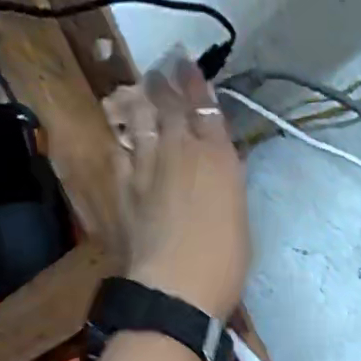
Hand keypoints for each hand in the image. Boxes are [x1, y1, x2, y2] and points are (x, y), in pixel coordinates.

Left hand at [104, 56, 248, 320]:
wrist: (177, 290)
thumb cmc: (224, 266)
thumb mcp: (239, 221)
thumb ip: (226, 186)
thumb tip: (219, 169)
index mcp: (219, 159)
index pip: (206, 109)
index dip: (197, 87)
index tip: (191, 70)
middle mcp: (181, 151)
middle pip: (170, 105)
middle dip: (167, 85)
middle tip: (164, 73)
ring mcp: (148, 167)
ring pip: (141, 120)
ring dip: (143, 102)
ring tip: (142, 92)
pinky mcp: (124, 188)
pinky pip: (121, 153)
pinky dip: (125, 141)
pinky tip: (125, 139)